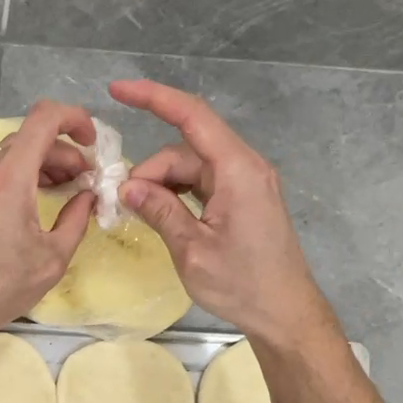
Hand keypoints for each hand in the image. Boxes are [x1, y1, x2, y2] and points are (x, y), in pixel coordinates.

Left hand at [0, 100, 96, 347]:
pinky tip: (31, 202)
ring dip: (40, 163)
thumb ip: (77, 219)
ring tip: (62, 189)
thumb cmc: (1, 289)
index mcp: (8, 180)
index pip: (44, 118)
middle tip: (82, 179)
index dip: (74, 119)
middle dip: (62, 151)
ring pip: (9, 154)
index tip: (91, 143)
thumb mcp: (52, 258)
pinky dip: (17, 176)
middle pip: (28, 137)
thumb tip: (88, 197)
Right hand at [109, 79, 337, 346]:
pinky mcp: (243, 201)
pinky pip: (202, 184)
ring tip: (136, 212)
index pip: (192, 116)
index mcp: (236, 170)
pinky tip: (158, 212)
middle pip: (186, 149)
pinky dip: (176, 193)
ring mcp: (245, 184)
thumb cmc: (241, 283)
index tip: (117, 90)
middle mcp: (244, 167)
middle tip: (121, 204)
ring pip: (191, 168)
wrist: (284, 311)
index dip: (154, 98)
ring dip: (161, 184)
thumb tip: (128, 186)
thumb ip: (160, 211)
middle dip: (149, 169)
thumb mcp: (192, 249)